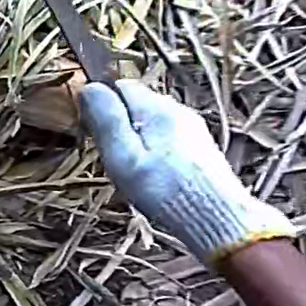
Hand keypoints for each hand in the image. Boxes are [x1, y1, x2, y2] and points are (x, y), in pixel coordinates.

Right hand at [78, 79, 294, 263]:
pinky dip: (150, 148)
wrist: (216, 219)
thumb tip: (90, 87)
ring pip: (150, 121)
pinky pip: (164, 136)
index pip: (121, 86)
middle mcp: (178, 111)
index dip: (101, 104)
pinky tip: (150, 173)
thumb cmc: (162, 189)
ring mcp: (192, 129)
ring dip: (133, 137)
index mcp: (157, 109)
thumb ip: (107, 119)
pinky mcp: (199, 147)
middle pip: (136, 102)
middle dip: (117, 122)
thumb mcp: (123, 155)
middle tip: (109, 155)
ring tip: (128, 168)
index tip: (91, 131)